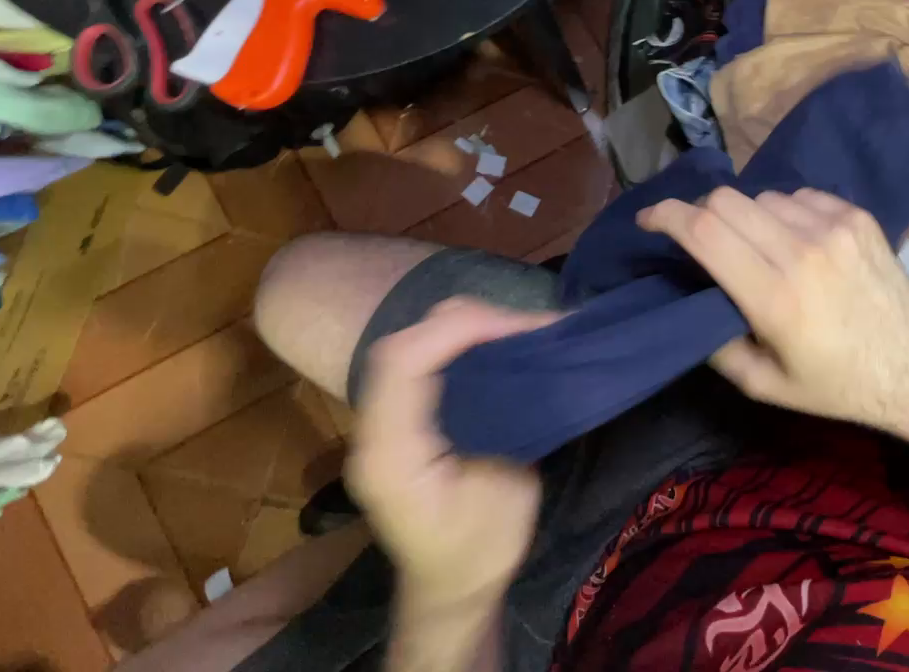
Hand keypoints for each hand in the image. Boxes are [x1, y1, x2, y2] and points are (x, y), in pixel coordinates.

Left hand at [347, 298, 558, 601]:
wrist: (450, 587)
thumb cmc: (481, 549)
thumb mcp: (508, 489)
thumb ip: (510, 422)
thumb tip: (531, 361)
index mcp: (393, 453)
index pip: (404, 361)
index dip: (460, 328)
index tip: (520, 328)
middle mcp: (376, 430)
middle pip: (404, 343)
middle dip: (469, 320)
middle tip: (528, 327)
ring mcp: (383, 422)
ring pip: (411, 343)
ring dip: (466, 326)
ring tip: (519, 331)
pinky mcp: (401, 417)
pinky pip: (422, 358)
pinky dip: (461, 340)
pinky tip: (498, 344)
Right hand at [637, 188, 908, 433]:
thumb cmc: (836, 384)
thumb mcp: (764, 386)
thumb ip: (716, 345)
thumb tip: (689, 300)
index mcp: (774, 296)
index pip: (704, 231)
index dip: (666, 216)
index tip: (649, 220)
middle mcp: (802, 250)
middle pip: (726, 200)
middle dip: (699, 213)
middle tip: (698, 237)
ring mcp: (834, 226)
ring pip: (762, 196)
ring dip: (746, 216)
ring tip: (755, 246)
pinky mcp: (856, 215)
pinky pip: (799, 196)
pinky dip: (784, 213)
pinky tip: (796, 241)